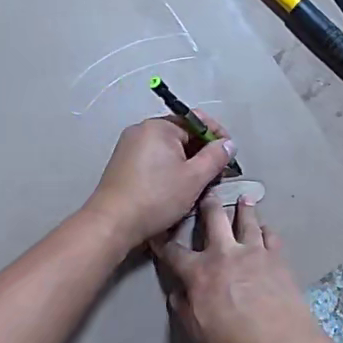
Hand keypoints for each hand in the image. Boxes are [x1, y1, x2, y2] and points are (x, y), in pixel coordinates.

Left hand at [83, 115, 237, 245]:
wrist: (112, 222)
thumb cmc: (157, 197)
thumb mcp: (194, 178)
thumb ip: (216, 157)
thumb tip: (229, 144)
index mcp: (158, 126)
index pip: (196, 120)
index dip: (218, 136)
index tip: (230, 156)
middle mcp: (141, 130)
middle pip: (182, 134)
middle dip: (203, 152)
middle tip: (217, 174)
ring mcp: (129, 147)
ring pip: (168, 149)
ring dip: (187, 163)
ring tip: (199, 184)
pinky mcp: (123, 165)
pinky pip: (154, 159)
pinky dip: (170, 169)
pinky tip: (177, 188)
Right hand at [151, 196, 335, 342]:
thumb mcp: (196, 333)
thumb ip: (184, 309)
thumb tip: (177, 293)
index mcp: (199, 273)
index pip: (174, 252)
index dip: (163, 242)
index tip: (157, 233)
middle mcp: (225, 254)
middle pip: (214, 219)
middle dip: (207, 203)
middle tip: (207, 192)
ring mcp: (254, 253)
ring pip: (247, 220)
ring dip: (243, 207)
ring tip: (244, 197)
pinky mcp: (278, 259)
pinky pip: (271, 236)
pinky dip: (266, 230)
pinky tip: (266, 229)